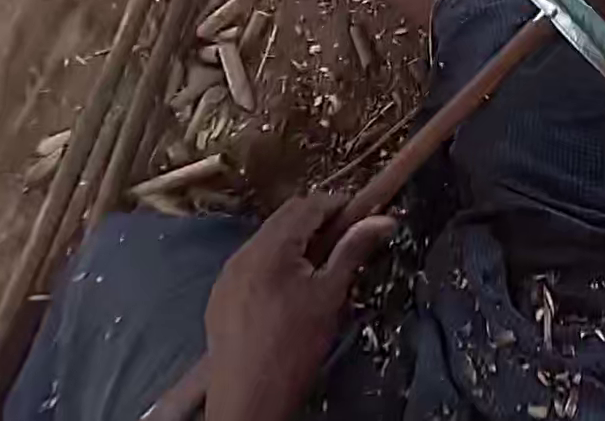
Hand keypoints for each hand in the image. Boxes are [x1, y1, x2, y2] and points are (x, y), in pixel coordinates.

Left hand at [204, 195, 395, 420]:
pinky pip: (253, 258)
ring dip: (297, 236)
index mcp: (270, 250)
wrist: (248, 407)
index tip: (360, 216)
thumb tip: (385, 218)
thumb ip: (354, 248)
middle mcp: (243, 255)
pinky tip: (290, 281)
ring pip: (269, 235)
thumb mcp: (331, 294)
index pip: (309, 205)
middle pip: (286, 215)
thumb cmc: (295, 346)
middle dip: (317, 217)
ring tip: (319, 260)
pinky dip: (276, 256)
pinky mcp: (220, 296)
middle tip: (343, 236)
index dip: (339, 204)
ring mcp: (227, 276)